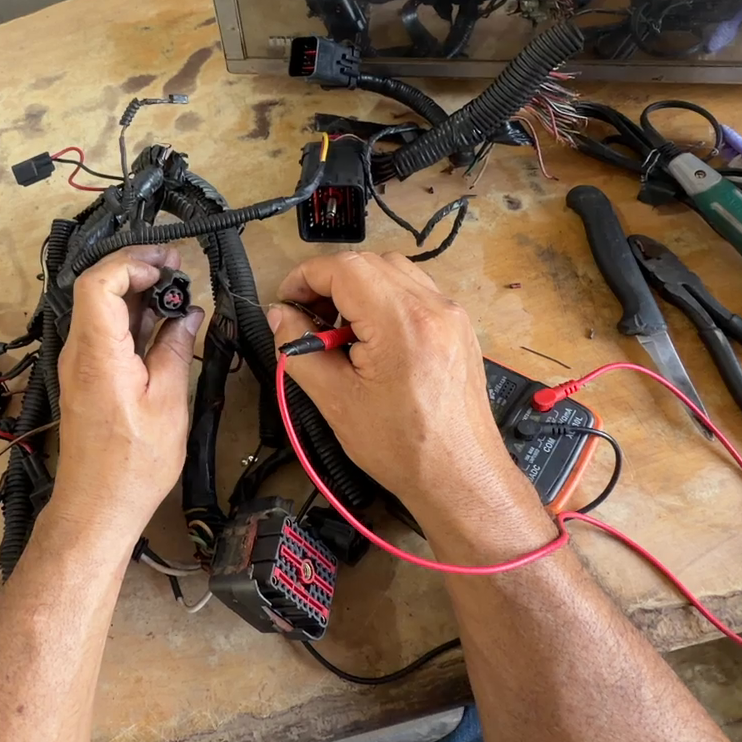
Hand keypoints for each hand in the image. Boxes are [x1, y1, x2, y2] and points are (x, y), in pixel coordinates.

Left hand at [52, 246, 203, 539]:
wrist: (97, 506)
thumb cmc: (133, 464)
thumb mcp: (168, 403)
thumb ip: (175, 350)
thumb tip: (188, 314)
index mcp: (98, 353)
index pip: (96, 283)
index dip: (129, 265)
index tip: (165, 270)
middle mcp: (80, 351)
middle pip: (96, 288)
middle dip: (135, 269)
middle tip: (175, 266)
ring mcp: (80, 363)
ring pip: (101, 308)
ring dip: (136, 291)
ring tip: (175, 287)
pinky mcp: (86, 375)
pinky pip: (105, 332)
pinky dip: (132, 317)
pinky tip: (162, 320)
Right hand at [268, 252, 547, 550]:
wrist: (462, 479)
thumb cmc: (399, 446)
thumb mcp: (335, 399)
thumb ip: (299, 348)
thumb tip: (279, 314)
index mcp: (401, 321)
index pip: (344, 268)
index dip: (306, 277)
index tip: (286, 302)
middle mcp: (433, 306)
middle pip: (368, 262)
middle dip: (329, 280)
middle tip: (307, 316)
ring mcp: (451, 314)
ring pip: (393, 270)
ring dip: (357, 286)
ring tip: (338, 329)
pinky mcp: (459, 327)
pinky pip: (414, 290)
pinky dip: (383, 298)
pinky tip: (370, 337)